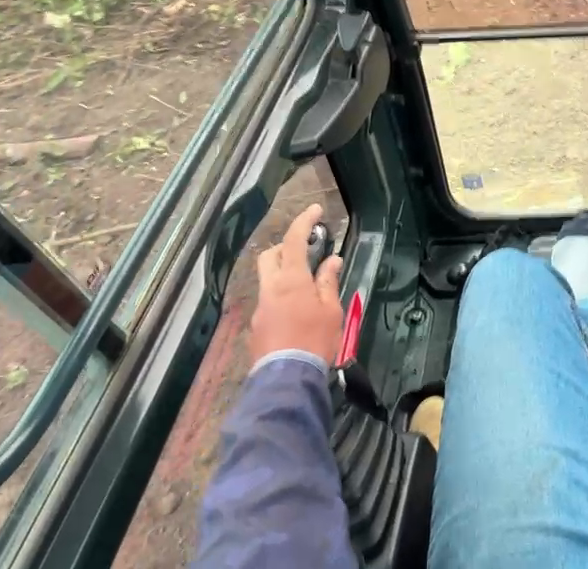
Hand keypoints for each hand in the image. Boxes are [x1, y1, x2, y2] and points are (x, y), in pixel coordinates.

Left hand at [249, 204, 344, 367]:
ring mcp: (260, 308)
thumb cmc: (315, 340)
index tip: (316, 210)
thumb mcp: (331, 310)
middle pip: (270, 255)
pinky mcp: (256, 326)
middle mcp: (270, 288)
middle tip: (306, 252)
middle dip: (286, 247)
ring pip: (267, 279)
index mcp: (291, 280)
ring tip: (306, 288)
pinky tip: (297, 314)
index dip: (304, 221)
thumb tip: (331, 260)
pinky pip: (268, 301)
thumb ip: (328, 282)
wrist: (287, 379)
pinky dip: (281, 297)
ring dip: (283, 273)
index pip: (293, 240)